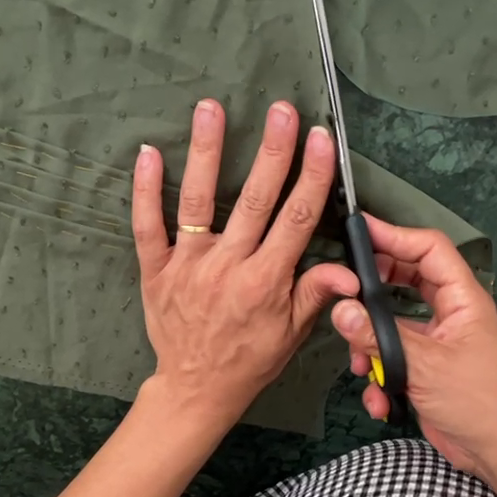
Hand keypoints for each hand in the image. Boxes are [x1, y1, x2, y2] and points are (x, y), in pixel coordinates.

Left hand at [131, 99, 358, 427]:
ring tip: (211, 108)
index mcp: (265, 283)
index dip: (312, 177)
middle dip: (272, 152)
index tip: (321, 139)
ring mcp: (188, 267)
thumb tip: (350, 269)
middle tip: (282, 109)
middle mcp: (228, 268)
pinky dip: (146, 191)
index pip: (296, 220)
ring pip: (199, 202)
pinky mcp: (156, 270)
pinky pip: (147, 225)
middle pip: (255, 200)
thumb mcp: (291, 334)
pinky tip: (150, 154)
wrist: (196, 388)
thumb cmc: (248, 360)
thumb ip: (315, 294)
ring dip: (207, 153)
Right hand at [331, 216, 496, 478]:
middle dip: (375, 293)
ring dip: (371, 349)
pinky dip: (381, 378)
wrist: (495, 453)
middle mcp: (450, 314)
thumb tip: (341, 311)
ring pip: (392, 325)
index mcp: (463, 299)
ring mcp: (436, 342)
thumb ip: (380, 337)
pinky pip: (394, 360)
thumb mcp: (424, 365)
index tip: (361, 230)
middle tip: (347, 294)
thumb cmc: (476, 403)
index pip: (430, 249)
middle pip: (407, 280)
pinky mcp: (425, 369)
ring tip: (362, 369)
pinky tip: (380, 402)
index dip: (395, 235)